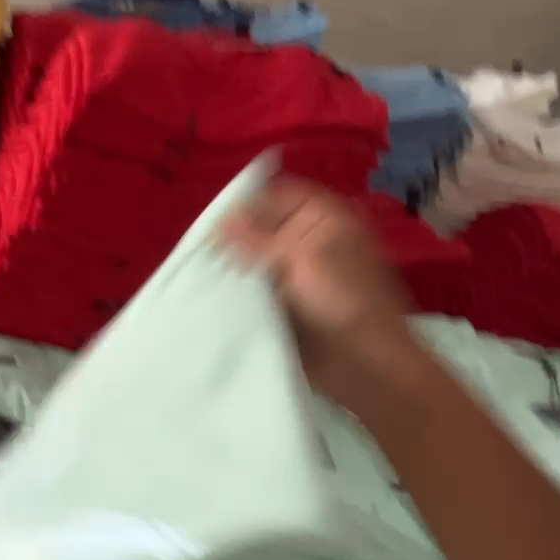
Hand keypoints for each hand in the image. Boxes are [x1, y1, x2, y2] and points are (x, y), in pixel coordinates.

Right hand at [217, 177, 432, 418]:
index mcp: (322, 219)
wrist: (360, 362)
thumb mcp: (302, 258)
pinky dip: (232, 296)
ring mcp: (291, 276)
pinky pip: (249, 294)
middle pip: (257, 230)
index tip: (210, 225)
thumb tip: (221, 219)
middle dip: (230, 242)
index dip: (244, 206)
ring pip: (250, 264)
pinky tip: (210, 299)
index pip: (275, 196)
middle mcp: (306, 242)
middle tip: (198, 255)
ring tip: (199, 278)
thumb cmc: (342, 302)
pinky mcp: (278, 307)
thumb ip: (258, 238)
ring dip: (229, 271)